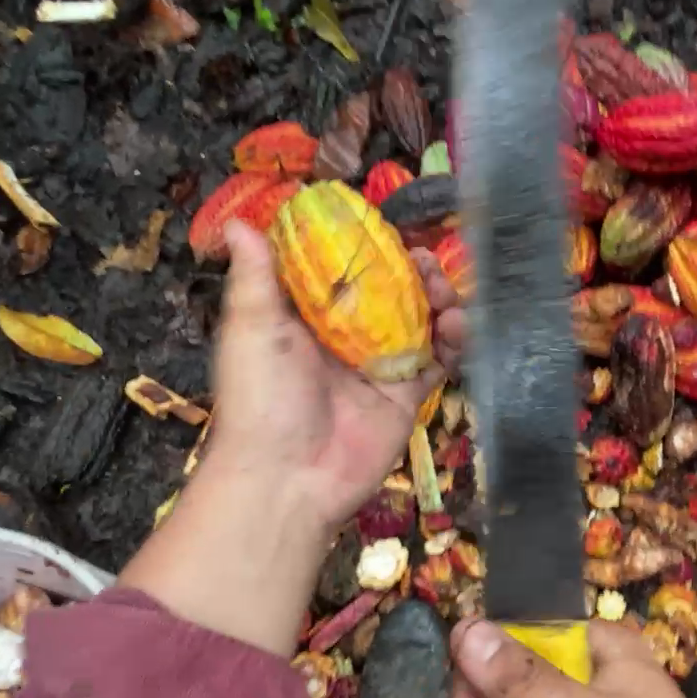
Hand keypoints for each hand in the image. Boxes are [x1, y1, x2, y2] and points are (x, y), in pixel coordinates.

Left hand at [201, 220, 467, 524]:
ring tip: (444, 289)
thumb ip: (257, 277)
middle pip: (389, 295)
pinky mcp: (407, 396)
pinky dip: (452, 342)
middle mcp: (346, 339)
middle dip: (411, 273)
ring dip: (437, 301)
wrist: (289, 476)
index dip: (367, 250)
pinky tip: (457, 325)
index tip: (387, 229)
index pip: (343, 273)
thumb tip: (239, 221)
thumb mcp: (252, 329)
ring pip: (419, 323)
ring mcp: (380, 367)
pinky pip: (437, 362)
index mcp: (307, 319)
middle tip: (426, 259)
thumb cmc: (262, 397)